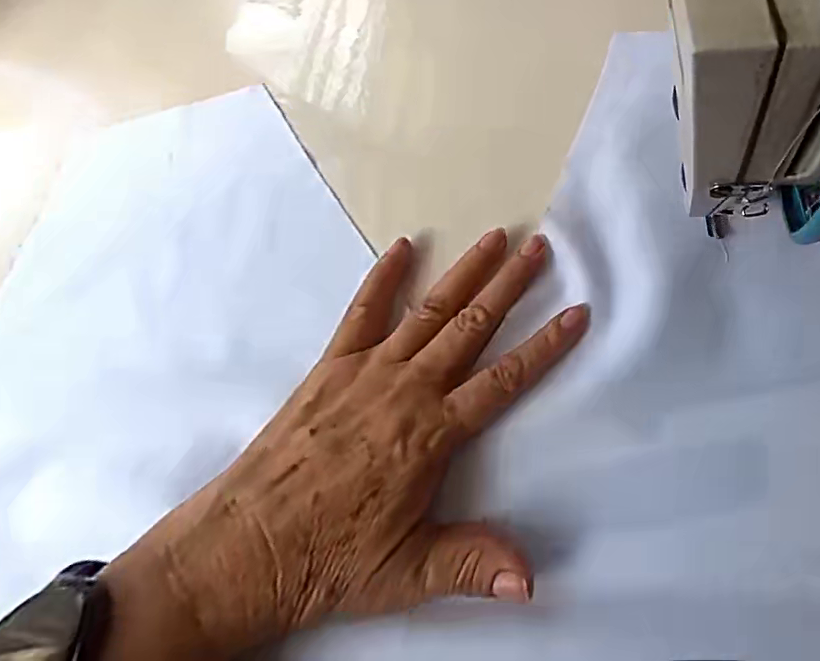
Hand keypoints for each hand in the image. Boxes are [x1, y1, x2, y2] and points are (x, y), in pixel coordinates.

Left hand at [98, 229, 588, 659]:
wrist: (243, 548)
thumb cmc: (327, 560)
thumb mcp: (407, 574)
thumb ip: (471, 564)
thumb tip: (530, 582)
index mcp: (431, 434)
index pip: (505, 379)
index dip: (546, 345)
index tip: (575, 312)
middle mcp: (406, 389)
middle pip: (473, 326)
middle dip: (511, 284)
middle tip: (538, 248)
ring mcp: (368, 370)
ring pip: (429, 310)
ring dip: (465, 270)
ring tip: (493, 237)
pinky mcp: (332, 365)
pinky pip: (363, 311)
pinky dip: (384, 277)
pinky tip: (404, 247)